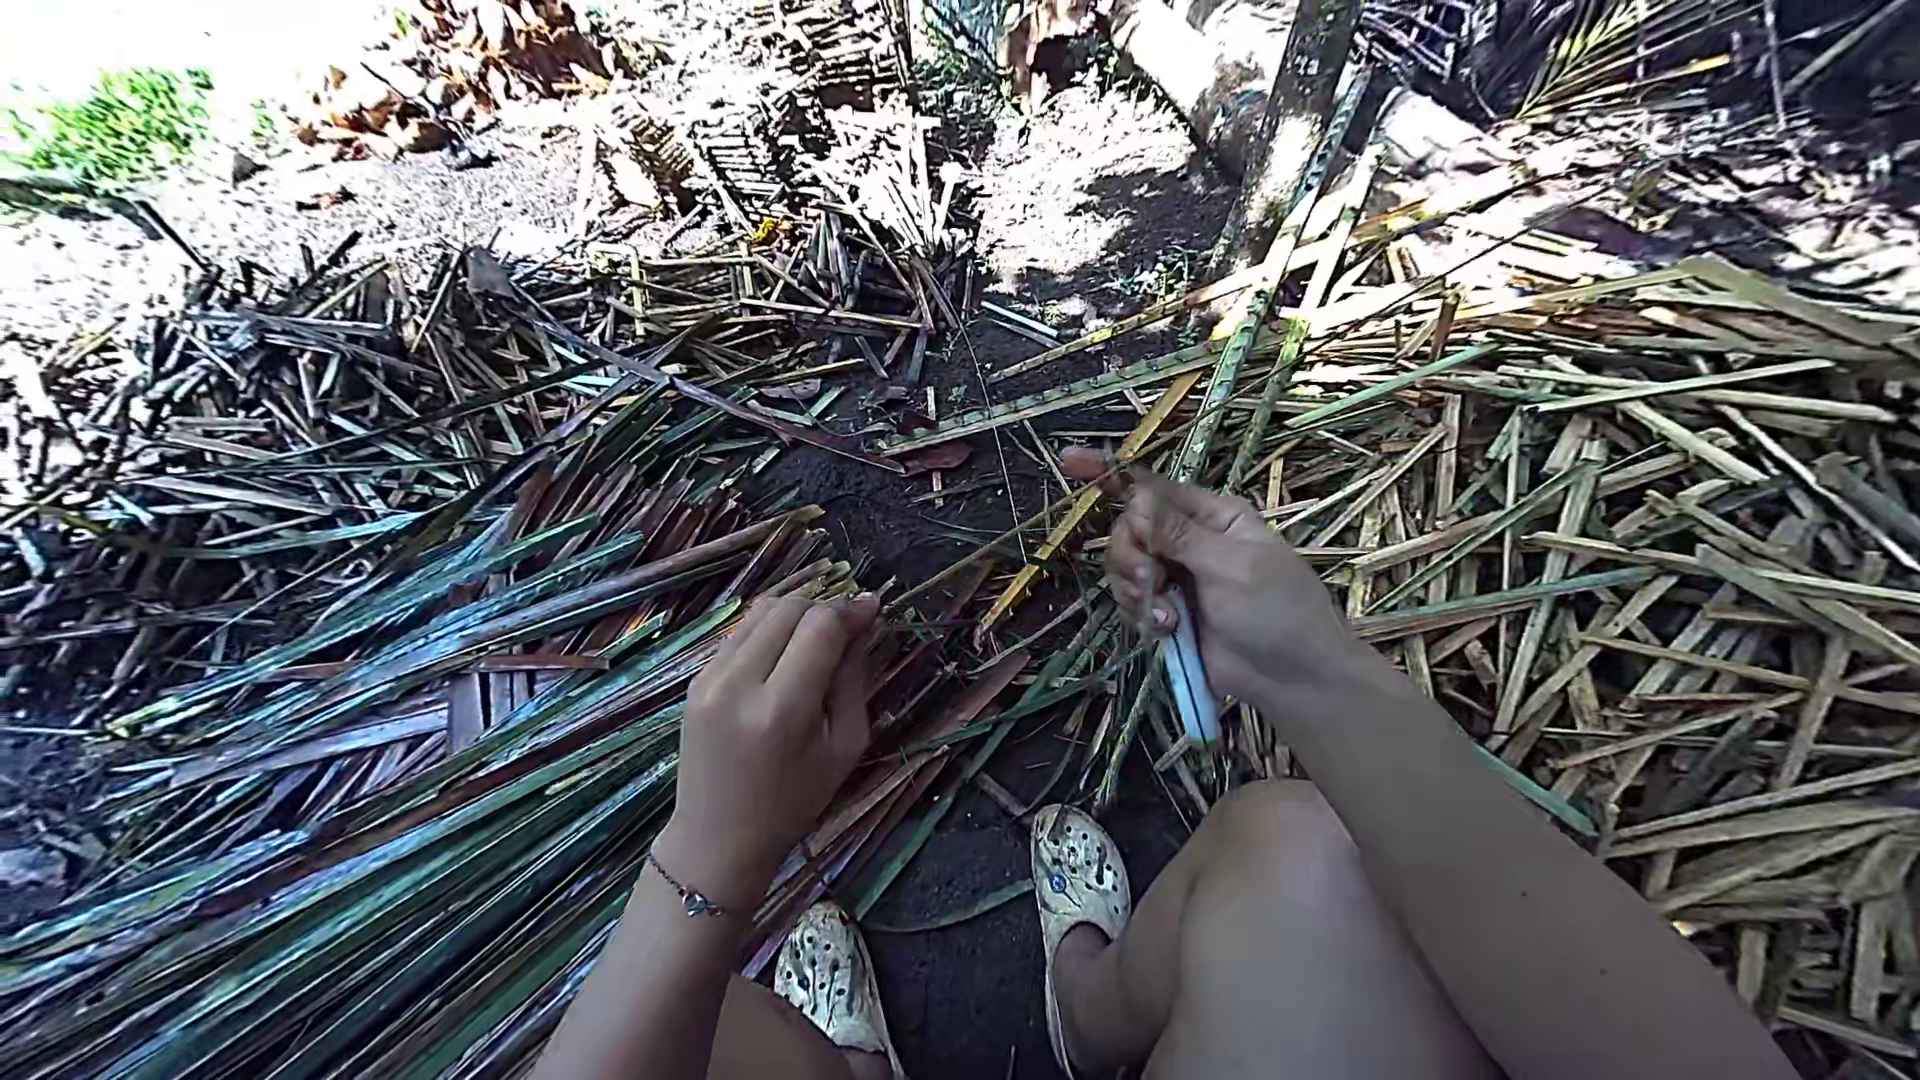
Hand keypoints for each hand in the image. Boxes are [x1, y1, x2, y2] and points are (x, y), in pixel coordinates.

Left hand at [653, 593, 879, 909]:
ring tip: (819, 634)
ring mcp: (709, 679)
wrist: (718, 838)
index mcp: (782, 710)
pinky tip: (786, 650)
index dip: (852, 610)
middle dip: (827, 607)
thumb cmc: (794, 801)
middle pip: (790, 608)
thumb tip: (861, 625)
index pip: (821, 627)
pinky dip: (771, 628)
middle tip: (849, 626)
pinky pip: (741, 631)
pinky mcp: (695, 679)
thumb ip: (854, 679)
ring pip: (763, 611)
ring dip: (798, 612)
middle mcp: (739, 684)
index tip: (874, 607)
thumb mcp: (845, 745)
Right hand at [1062, 448, 1362, 703]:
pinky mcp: (1162, 609)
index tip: (1070, 460)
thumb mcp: (1231, 565)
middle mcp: (1187, 539)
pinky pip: (1128, 599)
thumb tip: (1136, 499)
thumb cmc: (1276, 611)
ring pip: (1122, 565)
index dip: (1111, 473)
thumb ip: (1178, 534)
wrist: (1291, 680)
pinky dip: (1139, 613)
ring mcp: (1173, 575)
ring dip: (1135, 590)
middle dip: (1130, 555)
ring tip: (1167, 616)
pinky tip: (1167, 629)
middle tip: (1150, 580)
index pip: (1153, 486)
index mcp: (1211, 515)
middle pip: (1128, 529)